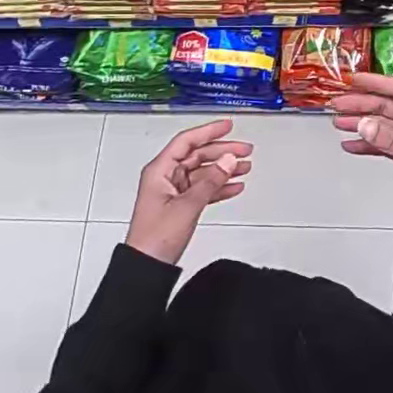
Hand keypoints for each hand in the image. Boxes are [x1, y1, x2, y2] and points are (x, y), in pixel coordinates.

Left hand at [126, 119, 251, 264]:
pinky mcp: (180, 205)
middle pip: (197, 155)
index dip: (208, 131)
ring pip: (203, 172)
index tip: (227, 126)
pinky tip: (234, 186)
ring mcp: (173, 191)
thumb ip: (210, 181)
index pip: (187, 142)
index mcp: (160, 170)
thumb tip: (228, 160)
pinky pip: (203, 189)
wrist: (147, 266)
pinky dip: (219, 187)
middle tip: (245, 150)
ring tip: (245, 167)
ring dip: (224, 169)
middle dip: (222, 151)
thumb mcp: (187, 205)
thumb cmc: (155, 237)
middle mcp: (166, 177)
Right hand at [331, 72, 392, 224]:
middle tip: (339, 103)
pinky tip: (352, 144)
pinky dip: (367, 144)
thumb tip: (368, 125)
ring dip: (361, 122)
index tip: (356, 80)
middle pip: (388, 106)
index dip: (378, 83)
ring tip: (340, 121)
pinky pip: (384, 144)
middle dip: (362, 103)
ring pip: (383, 124)